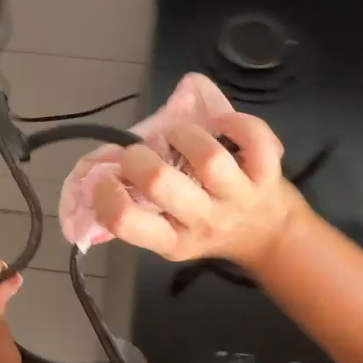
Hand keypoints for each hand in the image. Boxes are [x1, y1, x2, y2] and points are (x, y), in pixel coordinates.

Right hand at [92, 111, 303, 268]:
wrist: (269, 235)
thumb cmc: (206, 227)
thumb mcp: (168, 233)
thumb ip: (137, 208)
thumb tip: (93, 171)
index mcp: (171, 240)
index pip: (126, 222)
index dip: (105, 193)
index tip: (106, 178)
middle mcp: (203, 221)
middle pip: (161, 182)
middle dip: (138, 156)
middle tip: (140, 152)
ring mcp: (238, 198)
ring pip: (208, 158)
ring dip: (182, 134)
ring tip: (176, 134)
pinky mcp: (267, 175)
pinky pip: (254, 140)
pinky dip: (234, 122)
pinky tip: (218, 123)